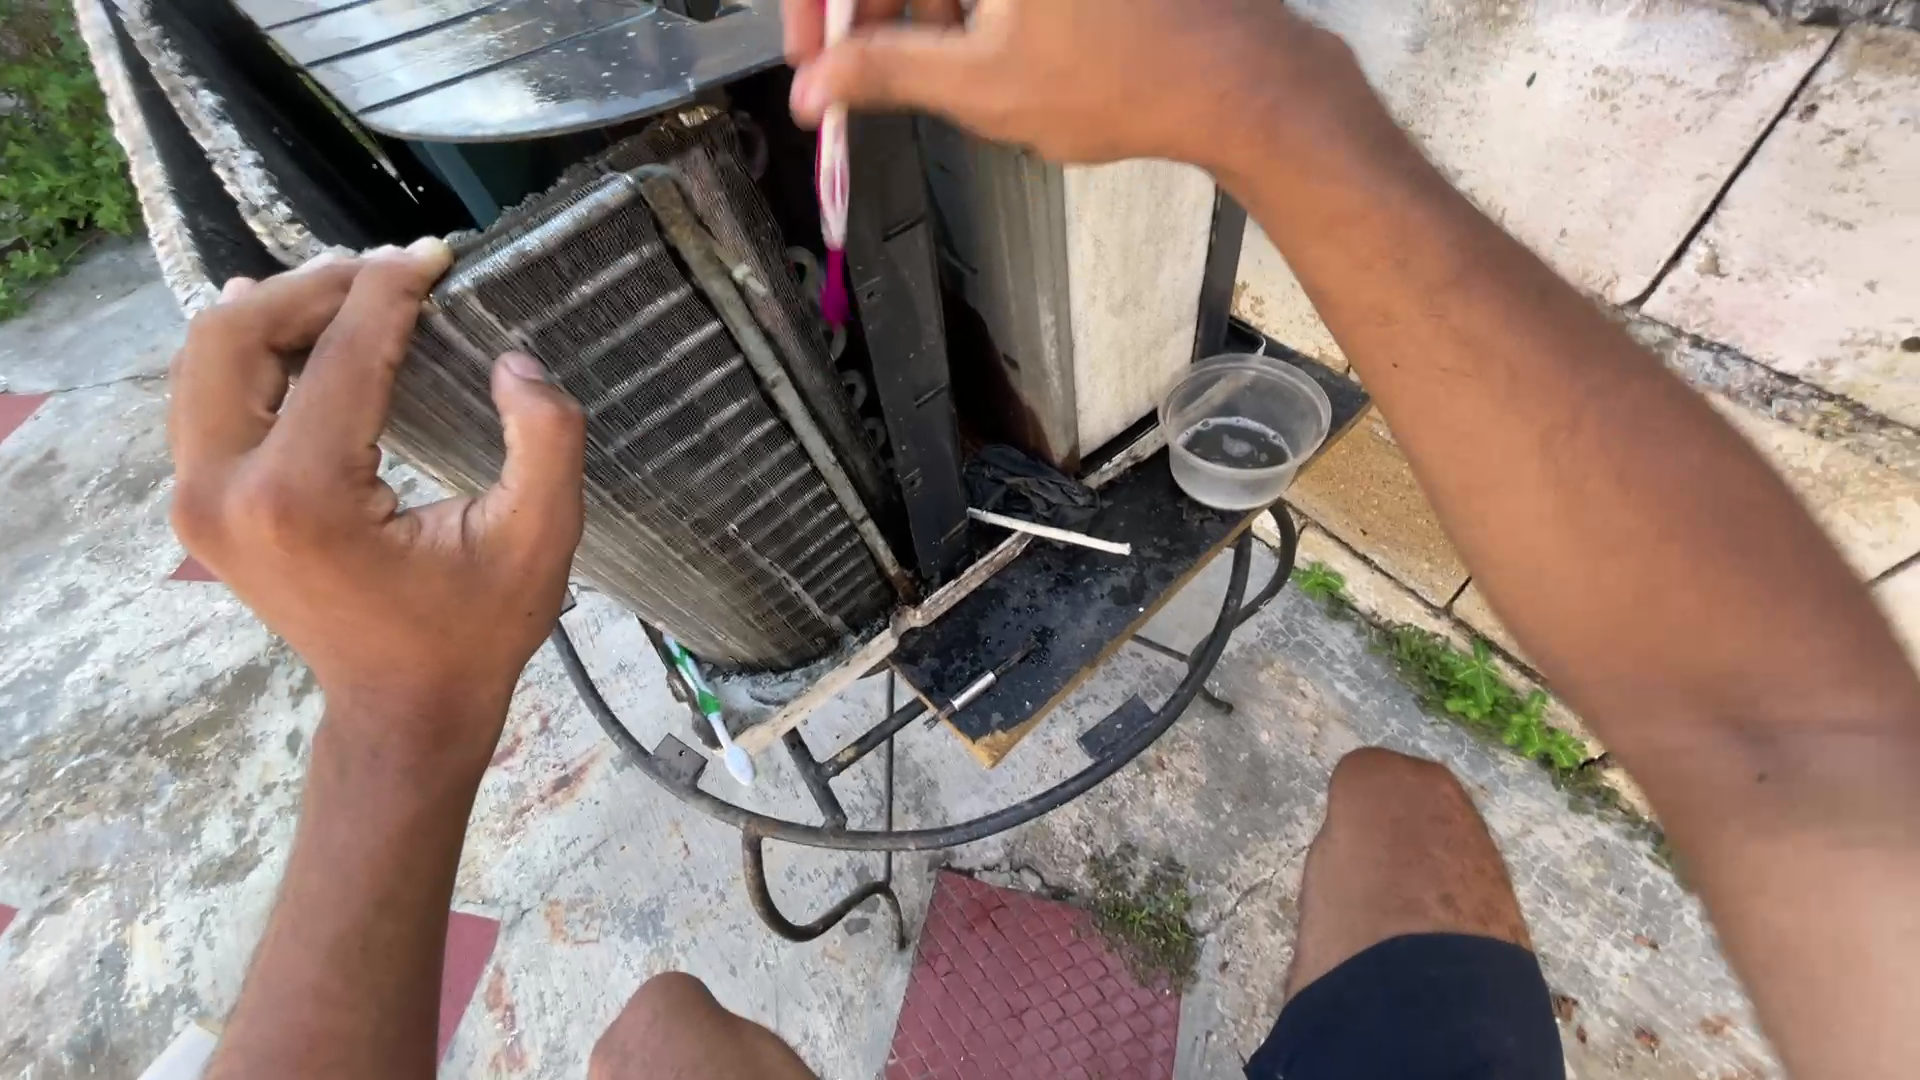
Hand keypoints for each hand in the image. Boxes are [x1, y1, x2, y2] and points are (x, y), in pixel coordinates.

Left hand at [168, 242, 585, 765]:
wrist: (407, 705)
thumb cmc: (480, 628)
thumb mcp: (542, 537)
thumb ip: (547, 441)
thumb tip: (514, 362)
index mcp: (304, 496)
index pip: (342, 358)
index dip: (392, 294)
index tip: (434, 254)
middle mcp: (222, 489)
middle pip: (234, 338)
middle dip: (318, 288)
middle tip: (393, 270)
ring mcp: (198, 501)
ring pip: (210, 362)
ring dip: (285, 315)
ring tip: (359, 294)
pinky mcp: (206, 508)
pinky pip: (215, 400)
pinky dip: (267, 357)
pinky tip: (314, 344)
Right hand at [780, 0, 1370, 172]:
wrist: (1220, 76)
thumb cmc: (1111, 80)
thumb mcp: (980, 86)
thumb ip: (885, 73)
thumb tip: (813, 87)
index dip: (819, 4)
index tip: (807, 59)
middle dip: (863, 9)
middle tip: (851, 74)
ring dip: (913, 4)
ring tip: (935, 64)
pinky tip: (970, 37)